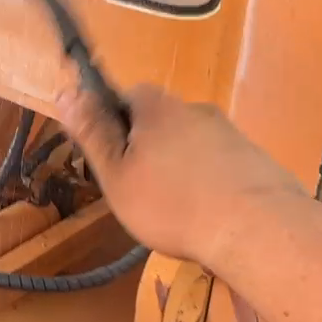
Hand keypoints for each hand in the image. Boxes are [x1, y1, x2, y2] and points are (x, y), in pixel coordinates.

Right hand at [56, 82, 306, 270]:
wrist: (256, 229)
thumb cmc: (171, 204)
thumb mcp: (117, 174)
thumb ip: (93, 134)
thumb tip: (65, 92)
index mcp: (157, 107)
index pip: (127, 95)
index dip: (114, 124)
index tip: (113, 161)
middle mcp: (195, 109)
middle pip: (161, 122)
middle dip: (148, 150)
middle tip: (140, 192)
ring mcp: (230, 133)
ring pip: (190, 145)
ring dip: (180, 169)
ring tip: (176, 211)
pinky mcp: (255, 158)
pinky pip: (219, 165)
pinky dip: (209, 184)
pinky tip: (207, 216)